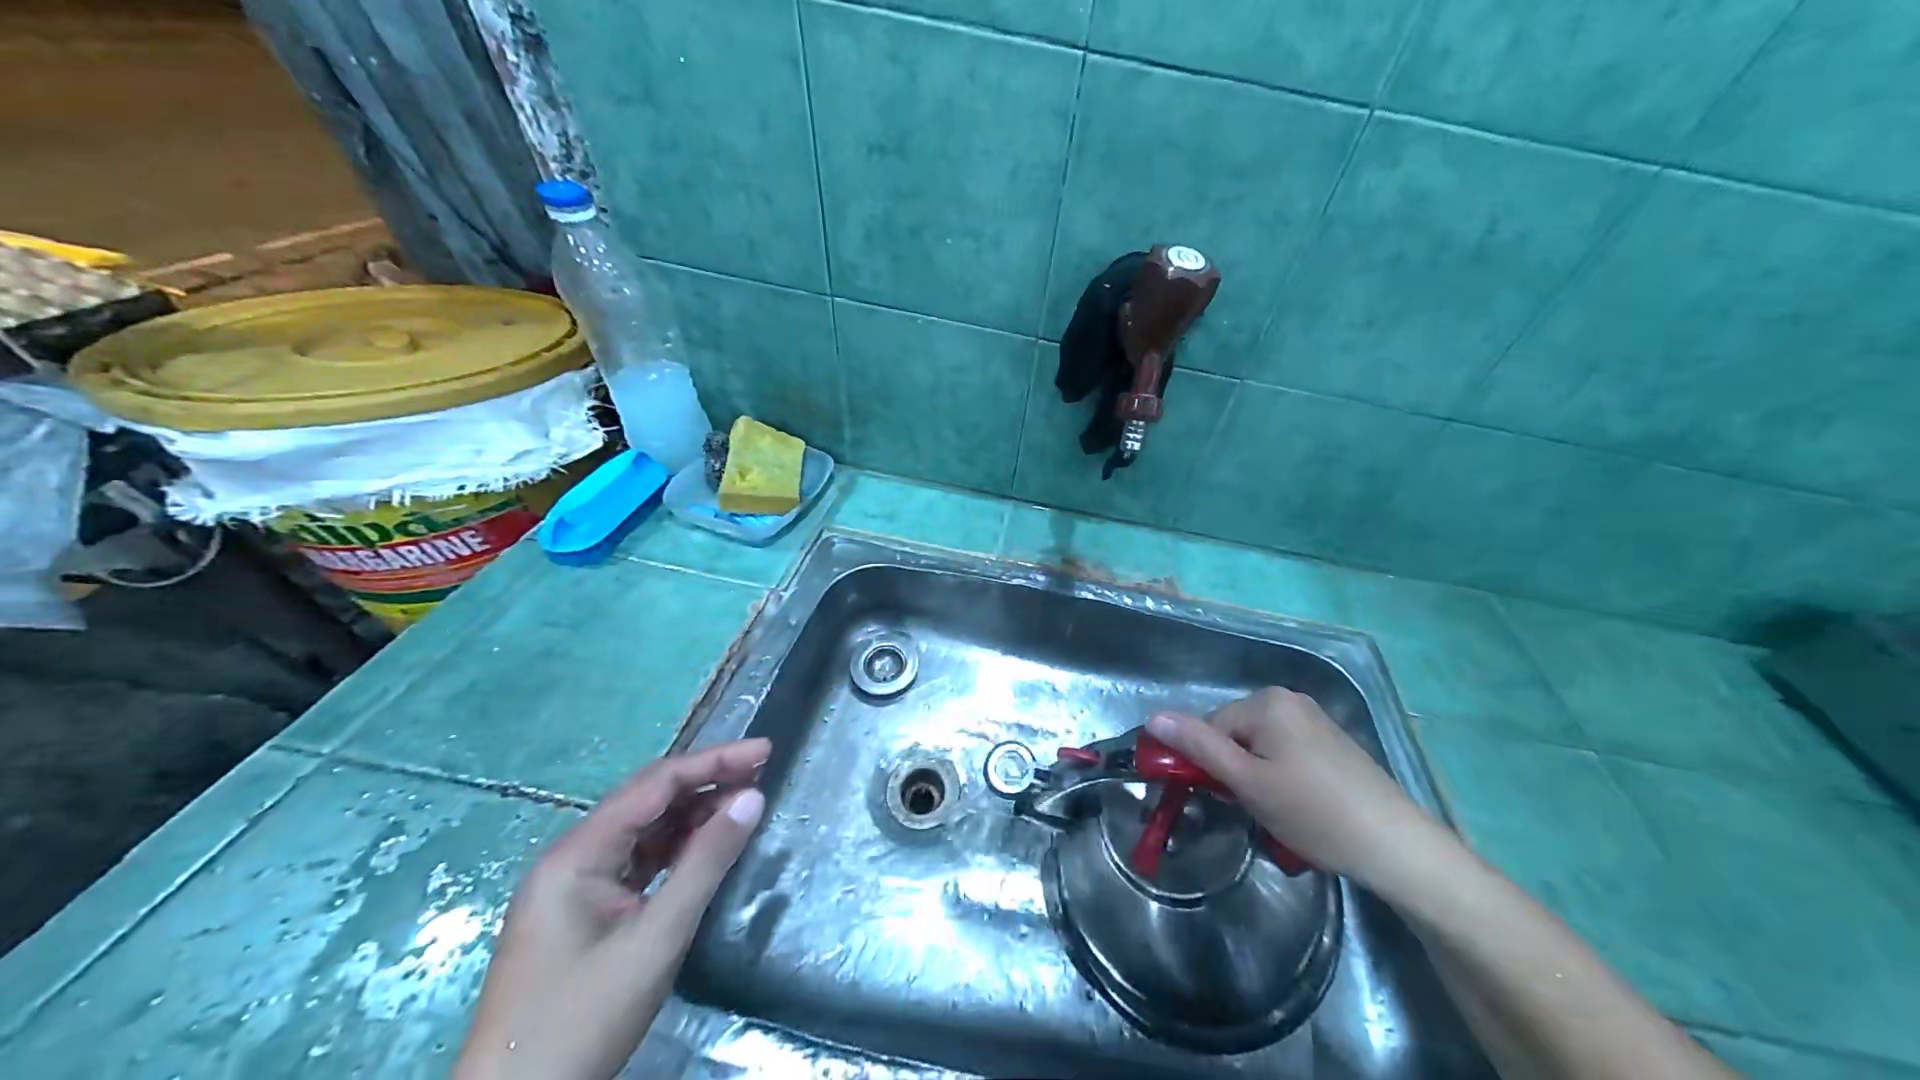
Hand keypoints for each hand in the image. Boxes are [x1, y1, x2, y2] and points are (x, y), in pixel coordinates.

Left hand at [454, 739, 770, 1079]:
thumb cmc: (583, 1019)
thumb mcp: (656, 939)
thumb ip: (705, 863)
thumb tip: (752, 799)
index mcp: (578, 853)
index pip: (655, 785)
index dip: (713, 761)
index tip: (764, 751)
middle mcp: (573, 856)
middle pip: (648, 800)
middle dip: (706, 780)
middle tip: (760, 771)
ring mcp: (575, 884)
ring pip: (644, 829)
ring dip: (693, 813)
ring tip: (743, 803)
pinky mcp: (583, 910)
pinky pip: (637, 859)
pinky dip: (676, 847)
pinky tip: (706, 844)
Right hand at [1146, 689, 1451, 893]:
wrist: (1397, 846)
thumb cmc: (1314, 813)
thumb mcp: (1247, 782)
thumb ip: (1198, 747)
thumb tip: (1153, 717)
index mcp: (1267, 702)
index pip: (1209, 726)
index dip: (1207, 765)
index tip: (1222, 799)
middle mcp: (1290, 700)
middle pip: (1233, 733)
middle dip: (1233, 770)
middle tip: (1253, 807)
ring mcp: (1314, 719)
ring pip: (1257, 746)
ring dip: (1255, 776)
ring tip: (1277, 811)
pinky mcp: (1331, 742)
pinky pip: (1284, 752)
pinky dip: (1280, 777)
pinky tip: (1299, 805)